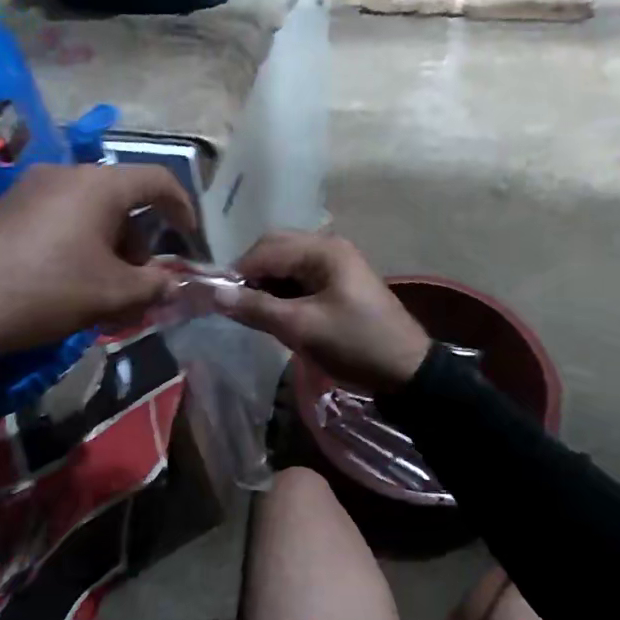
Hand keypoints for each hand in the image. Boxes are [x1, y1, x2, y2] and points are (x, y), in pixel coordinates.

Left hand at [0, 164, 195, 392]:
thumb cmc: (47, 291)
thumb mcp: (114, 294)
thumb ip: (156, 286)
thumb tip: (176, 285)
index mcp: (97, 185)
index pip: (157, 180)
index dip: (183, 207)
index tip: (190, 237)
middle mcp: (63, 174)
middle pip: (121, 198)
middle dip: (139, 239)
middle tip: (140, 280)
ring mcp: (28, 189)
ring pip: (88, 211)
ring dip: (109, 246)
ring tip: (103, 290)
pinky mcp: (4, 210)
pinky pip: (58, 219)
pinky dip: (78, 245)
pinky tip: (67, 283)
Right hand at [218, 230, 430, 392]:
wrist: (406, 370)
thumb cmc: (356, 344)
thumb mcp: (303, 328)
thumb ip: (257, 308)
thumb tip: (213, 293)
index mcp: (323, 250)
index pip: (265, 249)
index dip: (236, 272)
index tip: (213, 299)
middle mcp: (327, 248)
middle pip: (274, 250)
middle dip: (250, 276)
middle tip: (232, 306)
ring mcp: (333, 266)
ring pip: (284, 266)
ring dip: (264, 286)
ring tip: (250, 314)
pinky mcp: (335, 285)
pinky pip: (297, 281)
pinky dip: (280, 295)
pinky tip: (272, 315)